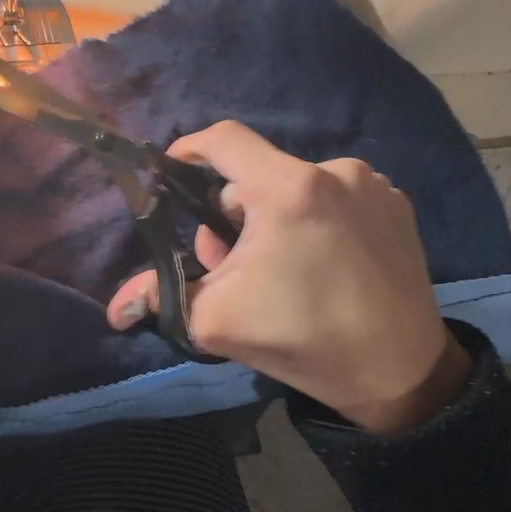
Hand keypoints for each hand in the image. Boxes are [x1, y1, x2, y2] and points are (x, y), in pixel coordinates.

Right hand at [105, 122, 469, 434]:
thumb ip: (156, 298)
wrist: (397, 371)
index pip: (224, 140)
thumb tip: (113, 310)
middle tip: (227, 264)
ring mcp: (372, 187)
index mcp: (288, 189)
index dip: (187, 149)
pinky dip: (311, 222)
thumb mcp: (213, 319)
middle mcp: (335, 172)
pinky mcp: (397, 207)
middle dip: (229, 215)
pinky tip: (315, 266)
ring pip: (294, 188)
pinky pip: (332, 199)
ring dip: (271, 219)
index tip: (169, 172)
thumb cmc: (298, 337)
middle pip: (256, 175)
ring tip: (276, 270)